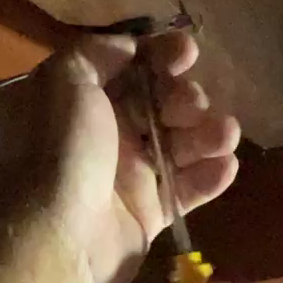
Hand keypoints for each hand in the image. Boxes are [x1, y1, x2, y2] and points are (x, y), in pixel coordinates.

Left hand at [0, 32, 241, 282]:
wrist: (58, 234)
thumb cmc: (60, 150)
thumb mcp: (65, 81)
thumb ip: (97, 54)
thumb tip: (129, 48)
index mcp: (83, 101)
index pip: (130, 68)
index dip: (162, 56)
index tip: (187, 53)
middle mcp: (106, 134)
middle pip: (162, 104)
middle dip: (185, 98)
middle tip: (189, 108)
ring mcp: (129, 176)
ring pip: (181, 145)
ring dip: (208, 134)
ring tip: (223, 135)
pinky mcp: (148, 214)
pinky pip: (186, 190)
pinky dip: (210, 177)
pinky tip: (225, 166)